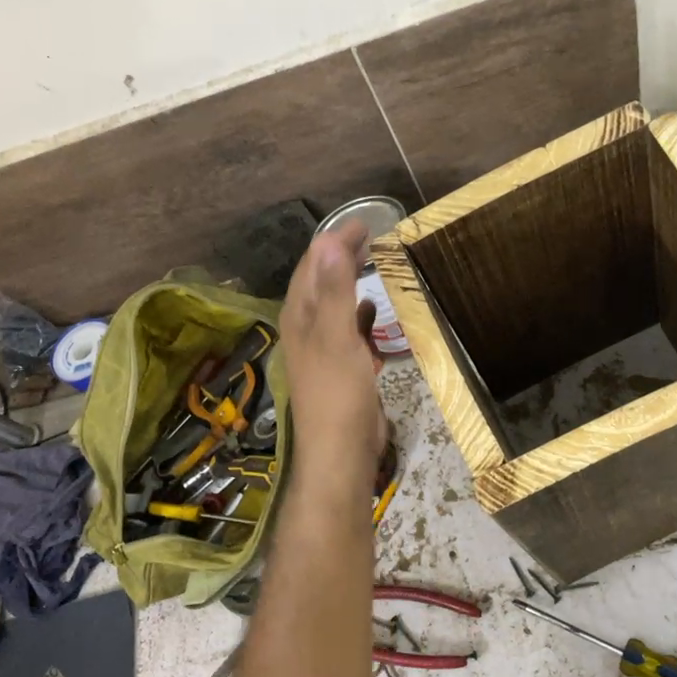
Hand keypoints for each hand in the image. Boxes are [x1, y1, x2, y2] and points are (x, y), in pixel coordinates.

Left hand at [280, 220, 386, 470]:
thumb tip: (329, 243)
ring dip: (351, 284)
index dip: (333, 242)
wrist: (341, 454)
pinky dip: (362, 316)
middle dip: (341, 257)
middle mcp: (307, 330)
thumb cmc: (338, 395)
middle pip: (321, 283)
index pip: (313, 267)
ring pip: (336, 307)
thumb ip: (334, 292)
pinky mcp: (343, 370)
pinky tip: (376, 313)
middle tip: (372, 237)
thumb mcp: (337, 338)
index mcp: (299, 318)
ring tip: (375, 264)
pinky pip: (351, 332)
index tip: (363, 222)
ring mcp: (324, 351)